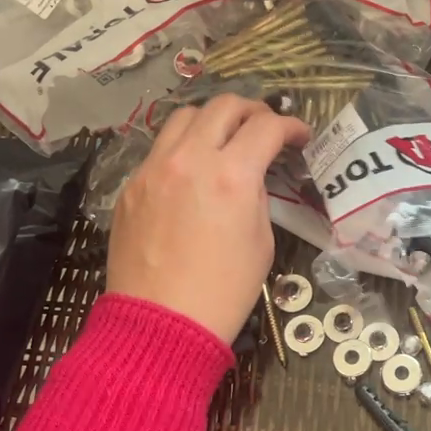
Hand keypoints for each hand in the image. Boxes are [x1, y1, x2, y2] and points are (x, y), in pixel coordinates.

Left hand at [107, 95, 309, 341]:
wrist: (162, 323)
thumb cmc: (224, 292)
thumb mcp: (261, 242)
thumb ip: (256, 196)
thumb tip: (248, 178)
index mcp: (232, 176)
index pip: (266, 127)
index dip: (291, 126)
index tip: (300, 136)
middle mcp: (190, 159)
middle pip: (223, 107)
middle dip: (252, 112)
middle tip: (266, 129)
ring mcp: (153, 169)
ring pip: (184, 117)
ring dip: (213, 121)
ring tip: (226, 141)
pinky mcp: (131, 186)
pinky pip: (160, 149)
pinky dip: (183, 148)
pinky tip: (193, 173)